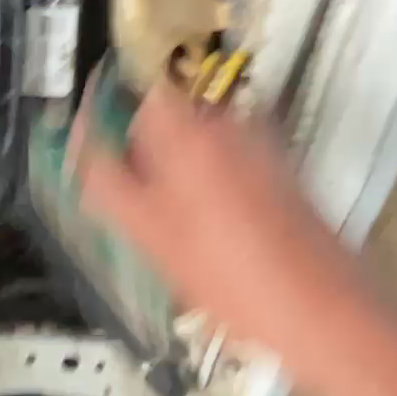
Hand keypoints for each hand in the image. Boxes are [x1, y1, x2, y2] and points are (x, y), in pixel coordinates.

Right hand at [75, 77, 359, 346]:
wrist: (323, 310)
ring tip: (174, 217)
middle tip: (134, 191)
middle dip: (143, 145)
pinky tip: (213, 225)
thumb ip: (102, 177)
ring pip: (195, 135)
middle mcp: (224, 119)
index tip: (93, 133)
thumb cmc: (234, 273)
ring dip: (177, 163)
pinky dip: (211, 175)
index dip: (106, 108)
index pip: (130, 85)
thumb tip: (74, 144)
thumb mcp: (147, 231)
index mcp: (186, 125)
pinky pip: (228, 154)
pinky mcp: (280, 163)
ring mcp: (258, 138)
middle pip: (163, 111)